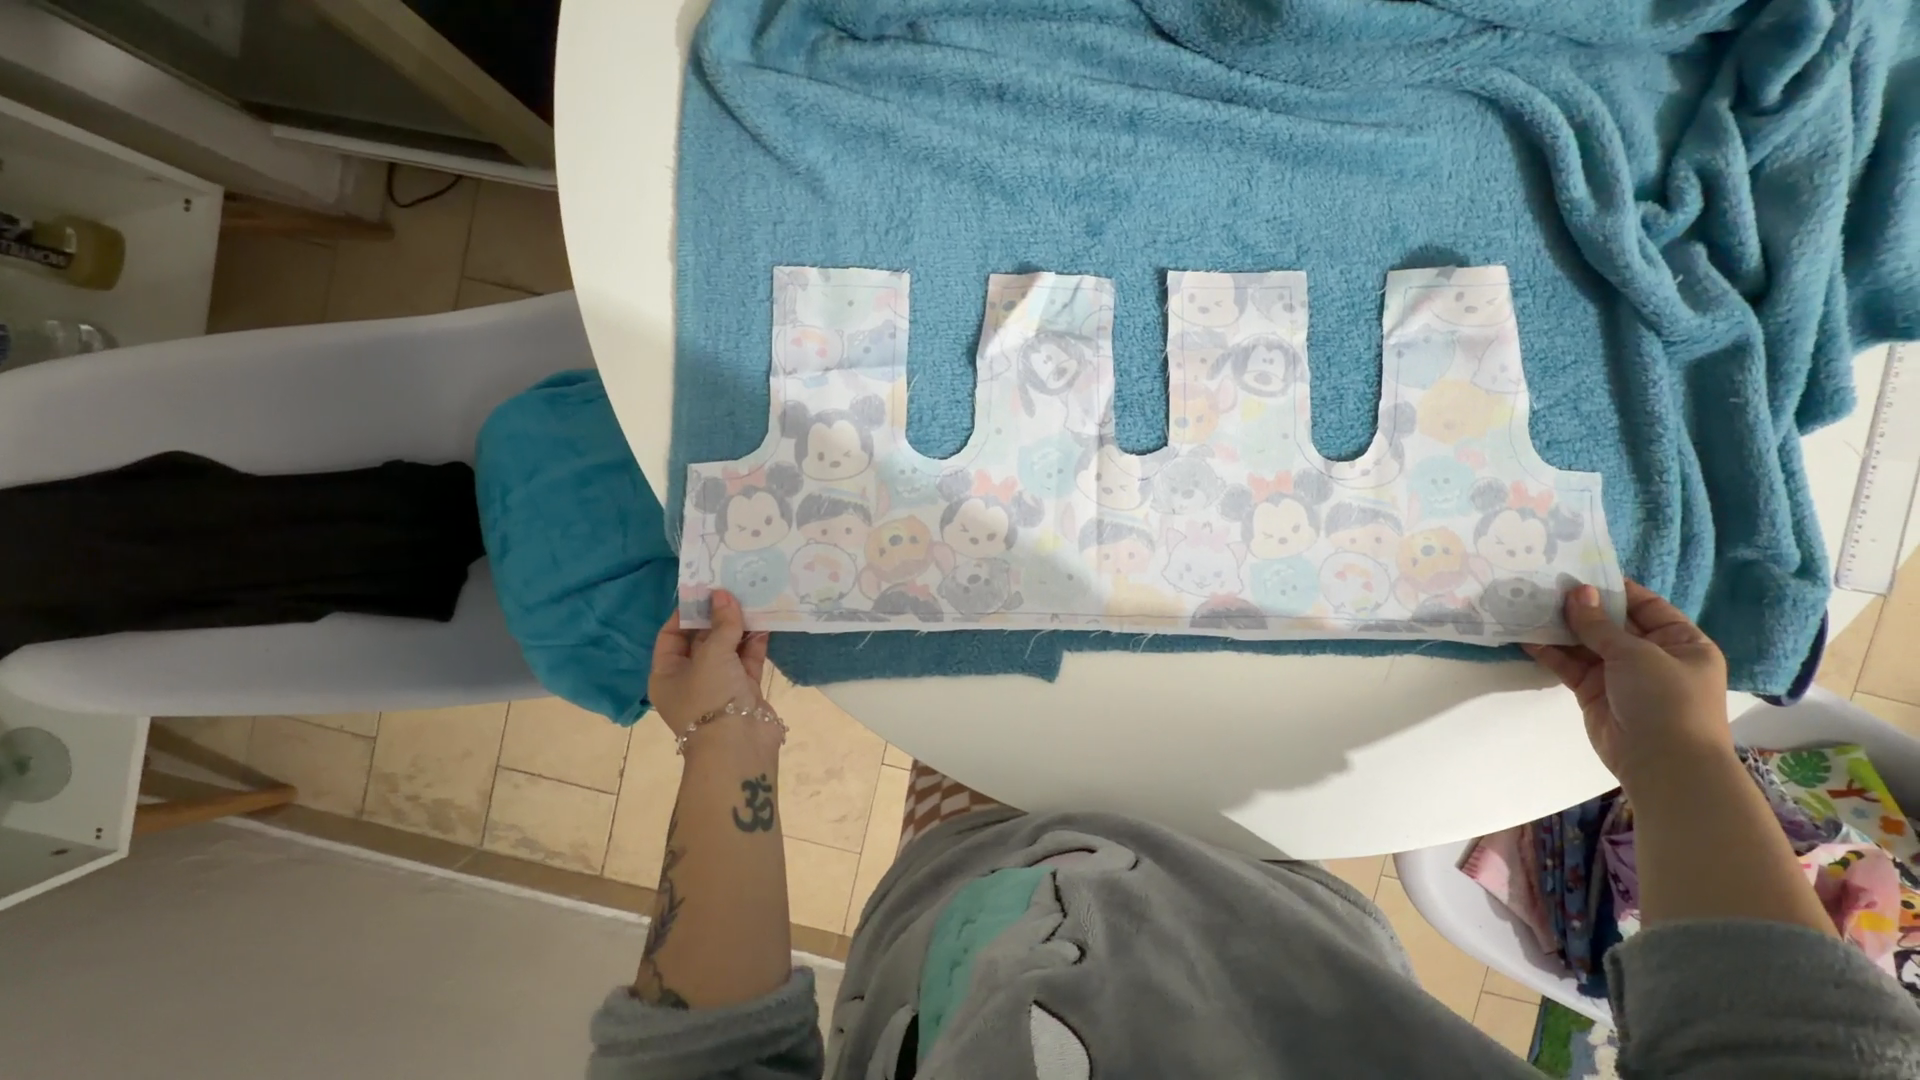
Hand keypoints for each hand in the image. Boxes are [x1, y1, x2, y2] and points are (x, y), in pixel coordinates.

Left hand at [649, 590, 770, 732]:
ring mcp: (718, 687)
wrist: (738, 747)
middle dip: (717, 617)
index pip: (671, 635)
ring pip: (727, 650)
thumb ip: (722, 623)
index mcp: (666, 674)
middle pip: (702, 641)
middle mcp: (690, 679)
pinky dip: (754, 645)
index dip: (687, 613)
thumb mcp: (712, 654)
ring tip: (751, 600)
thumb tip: (723, 594)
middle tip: (732, 589)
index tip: (705, 590)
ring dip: (738, 628)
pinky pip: (747, 662)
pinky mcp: (744, 692)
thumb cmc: (710, 697)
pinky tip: (764, 623)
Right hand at [1522, 580, 1732, 793]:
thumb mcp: (1637, 654)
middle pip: (1611, 623)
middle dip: (1580, 607)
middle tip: (1544, 586)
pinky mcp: (1593, 691)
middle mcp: (1652, 655)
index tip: (1578, 572)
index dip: (1614, 589)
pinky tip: (1525, 636)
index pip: (1645, 606)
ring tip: (1527, 605)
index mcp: (1681, 642)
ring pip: (1585, 643)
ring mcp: (1620, 674)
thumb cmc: (1667, 699)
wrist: (1662, 761)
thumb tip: (1577, 591)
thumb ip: (1600, 624)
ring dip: (1559, 628)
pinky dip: (1549, 652)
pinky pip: (1569, 665)